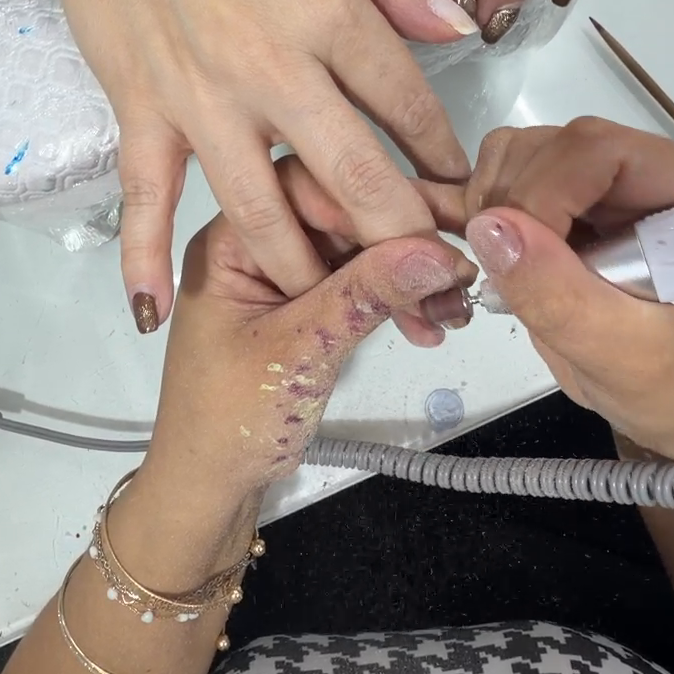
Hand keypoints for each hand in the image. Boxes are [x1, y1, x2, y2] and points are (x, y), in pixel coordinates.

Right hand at [0, 0, 477, 334]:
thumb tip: (456, 31)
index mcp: (326, 9)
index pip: (407, 104)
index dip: (443, 159)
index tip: (459, 198)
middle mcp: (270, 68)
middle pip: (351, 174)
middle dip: (399, 240)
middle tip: (430, 290)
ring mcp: (199, 100)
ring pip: (260, 208)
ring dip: (304, 269)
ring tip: (335, 310)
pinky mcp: (140, 114)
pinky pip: (144, 196)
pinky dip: (144, 255)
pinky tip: (155, 312)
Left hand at [143, 158, 475, 502]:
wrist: (211, 483)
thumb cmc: (230, 419)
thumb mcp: (301, 351)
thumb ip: (366, 295)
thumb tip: (437, 250)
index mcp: (230, 241)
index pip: (306, 189)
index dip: (372, 203)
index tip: (435, 232)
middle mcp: (255, 245)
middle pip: (338, 216)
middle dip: (401, 243)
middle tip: (463, 267)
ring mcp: (280, 274)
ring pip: (355, 250)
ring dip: (406, 277)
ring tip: (453, 309)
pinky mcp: (302, 302)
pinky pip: (355, 282)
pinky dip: (393, 300)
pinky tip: (428, 321)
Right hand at [463, 119, 673, 460]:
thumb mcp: (624, 356)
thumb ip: (559, 295)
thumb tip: (487, 226)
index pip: (595, 151)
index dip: (542, 194)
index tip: (520, 262)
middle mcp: (650, 172)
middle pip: (552, 146)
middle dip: (510, 204)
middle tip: (506, 273)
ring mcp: (608, 186)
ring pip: (521, 154)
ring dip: (491, 206)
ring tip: (509, 270)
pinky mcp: (574, 201)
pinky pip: (508, 177)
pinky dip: (486, 212)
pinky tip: (504, 260)